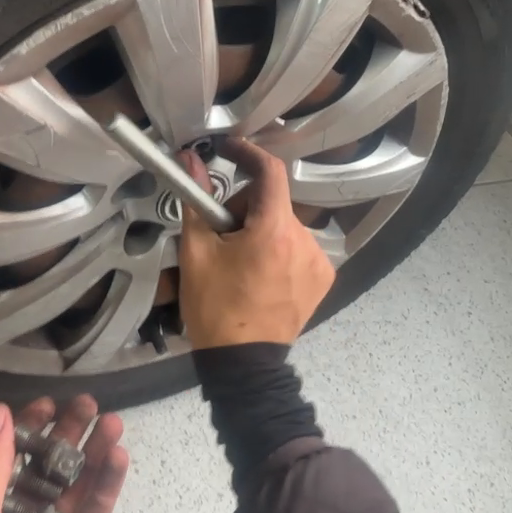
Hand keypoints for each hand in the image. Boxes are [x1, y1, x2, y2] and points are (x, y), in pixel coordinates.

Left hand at [0, 396, 128, 512]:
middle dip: (66, 436)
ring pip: (72, 491)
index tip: (50, 404)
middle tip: (91, 404)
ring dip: (93, 456)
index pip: (7, 462)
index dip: (27, 430)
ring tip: (115, 424)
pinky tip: (118, 460)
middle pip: (43, 471)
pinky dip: (106, 490)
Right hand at [177, 138, 334, 347]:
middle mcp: (305, 239)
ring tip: (239, 263)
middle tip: (221, 237)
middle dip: (243, 210)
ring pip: (283, 224)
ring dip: (261, 231)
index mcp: (275, 230)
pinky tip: (261, 276)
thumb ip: (195, 200)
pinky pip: (297, 246)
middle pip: (271, 201)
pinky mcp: (322, 277)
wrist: (243, 364)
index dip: (247, 152)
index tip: (228, 148)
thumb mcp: (196, 252)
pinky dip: (278, 250)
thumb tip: (189, 160)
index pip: (269, 171)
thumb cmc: (215, 308)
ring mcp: (318, 260)